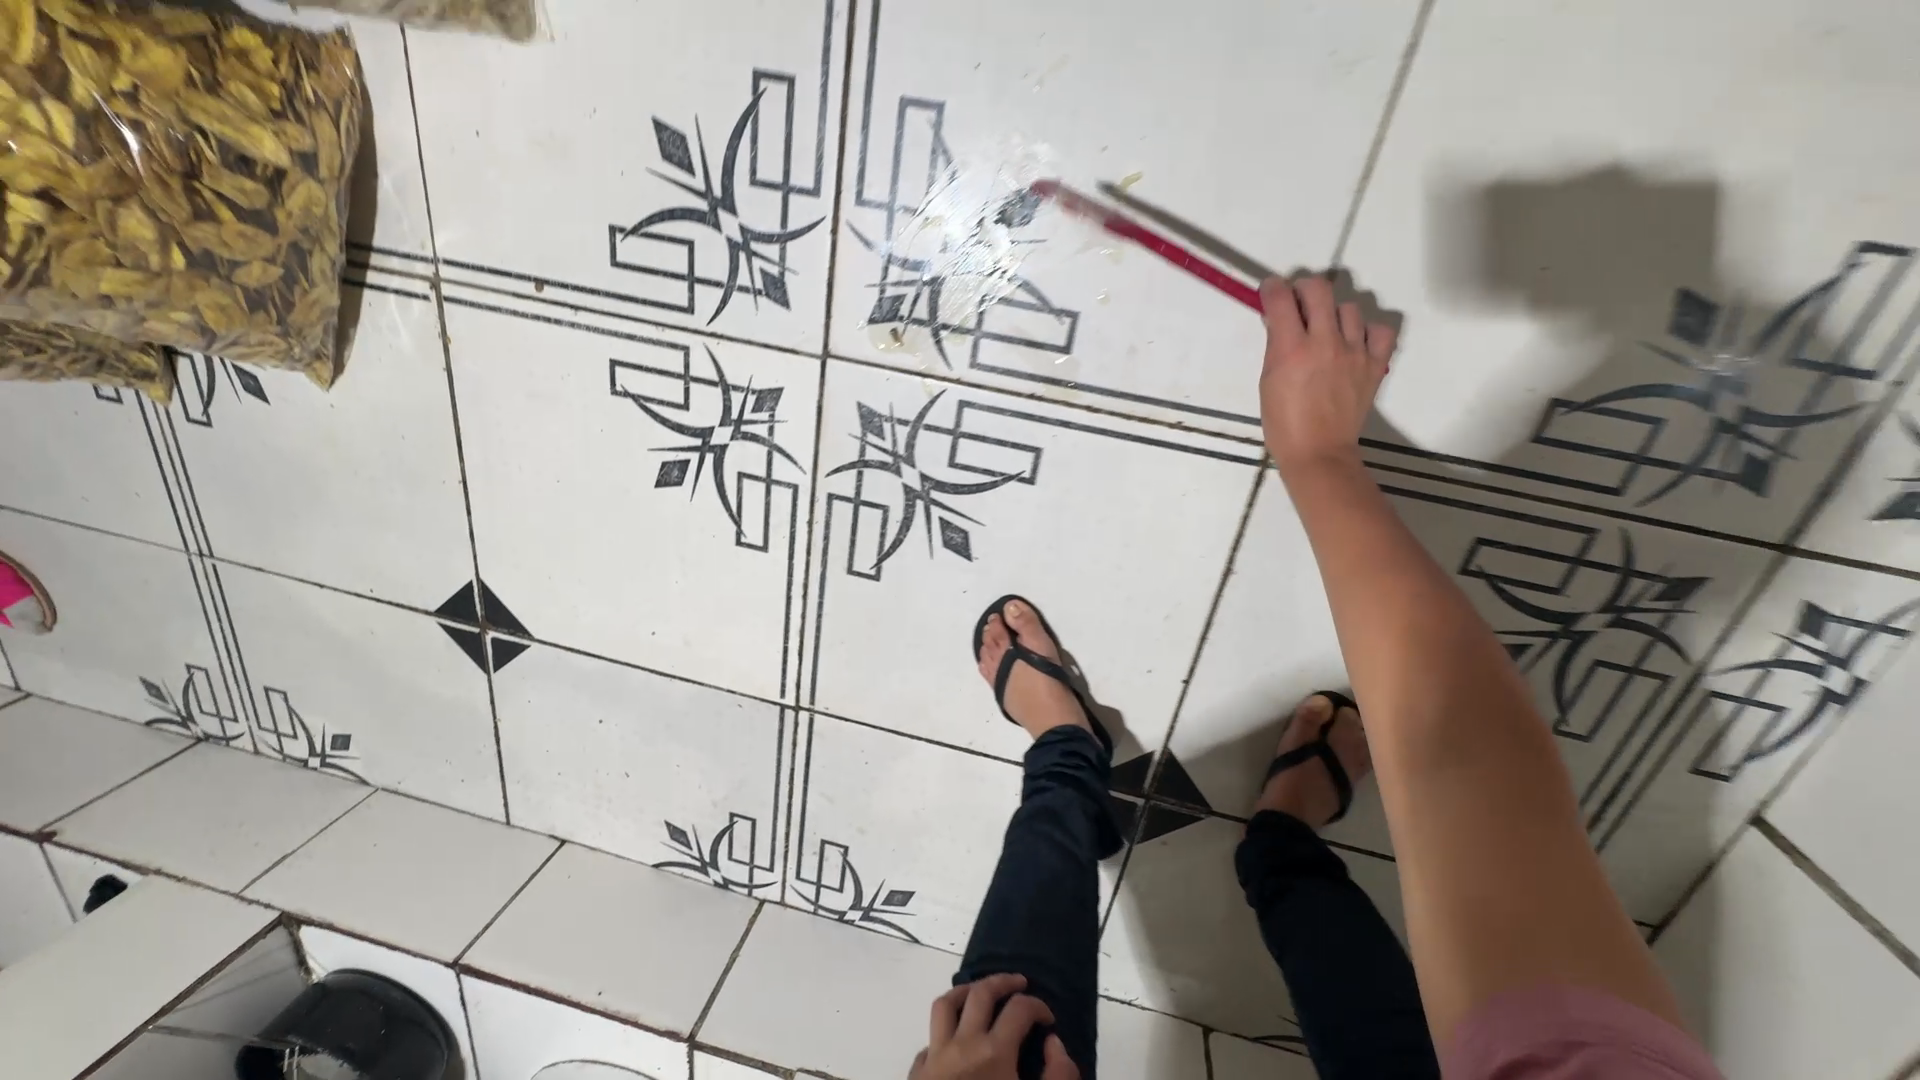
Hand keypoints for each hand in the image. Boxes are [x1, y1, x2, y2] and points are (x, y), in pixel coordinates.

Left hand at [907, 974, 1078, 1079]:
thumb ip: (1057, 1077)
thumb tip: (1055, 1044)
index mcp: (994, 1052)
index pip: (1020, 1009)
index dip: (1039, 1007)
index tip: (1049, 1020)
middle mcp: (961, 1045)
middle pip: (981, 993)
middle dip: (1004, 982)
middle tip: (1020, 983)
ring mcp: (935, 1057)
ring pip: (945, 1004)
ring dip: (966, 992)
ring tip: (981, 993)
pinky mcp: (917, 1074)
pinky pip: (930, 1040)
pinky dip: (945, 1032)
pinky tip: (956, 1042)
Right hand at [1257, 274, 1397, 472]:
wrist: (1318, 452)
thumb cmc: (1283, 423)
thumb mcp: (1268, 381)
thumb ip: (1276, 347)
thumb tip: (1279, 321)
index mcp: (1292, 349)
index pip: (1281, 299)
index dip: (1273, 287)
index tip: (1270, 290)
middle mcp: (1325, 342)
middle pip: (1319, 290)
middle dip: (1304, 287)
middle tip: (1297, 300)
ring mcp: (1355, 351)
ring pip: (1349, 307)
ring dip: (1334, 312)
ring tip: (1326, 328)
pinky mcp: (1375, 364)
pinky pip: (1380, 330)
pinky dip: (1367, 330)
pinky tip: (1355, 341)